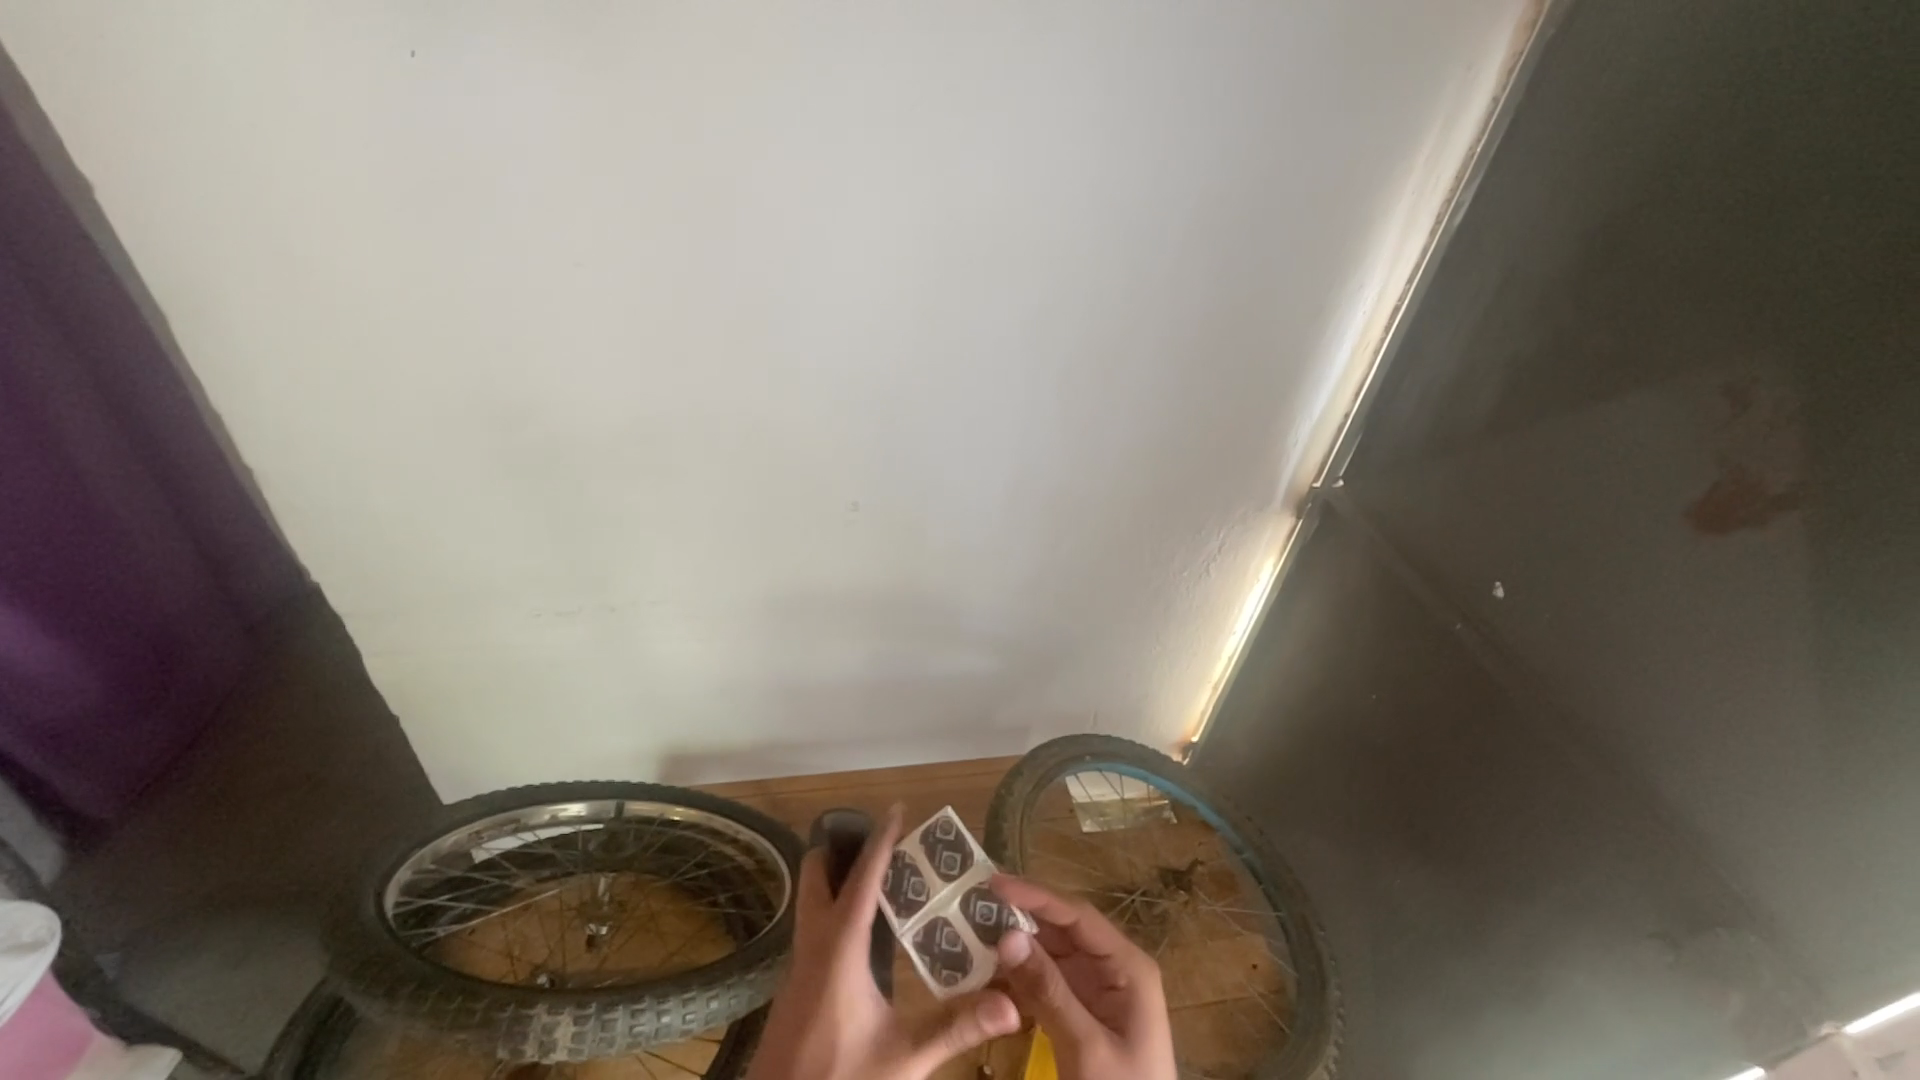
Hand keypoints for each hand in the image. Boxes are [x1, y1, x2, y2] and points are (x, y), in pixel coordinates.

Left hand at [746, 806, 1021, 1079]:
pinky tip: (867, 935)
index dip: (880, 842)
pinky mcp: (796, 988)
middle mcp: (811, 947)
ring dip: (838, 879)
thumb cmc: (838, 1079)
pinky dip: (836, 910)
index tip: (897, 809)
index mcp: (837, 951)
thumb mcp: (902, 1059)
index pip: (860, 881)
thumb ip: (955, 1028)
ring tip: (885, 877)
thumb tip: (1010, 1003)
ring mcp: (798, 968)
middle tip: (884, 840)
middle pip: (816, 877)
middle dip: (842, 849)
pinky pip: (814, 929)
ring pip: (811, 903)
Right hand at [991, 875, 1176, 1079]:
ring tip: (971, 935)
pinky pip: (1046, 985)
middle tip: (973, 906)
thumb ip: (1048, 991)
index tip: (993, 883)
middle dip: (1020, 918)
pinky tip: (987, 976)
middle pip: (1062, 930)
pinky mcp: (1080, 1014)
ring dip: (1015, 949)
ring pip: (1050, 955)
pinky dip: (1018, 980)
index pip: (1077, 916)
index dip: (1036, 896)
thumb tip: (1006, 936)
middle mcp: (1112, 969)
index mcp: (1127, 966)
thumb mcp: (1086, 1047)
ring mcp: (1096, 991)